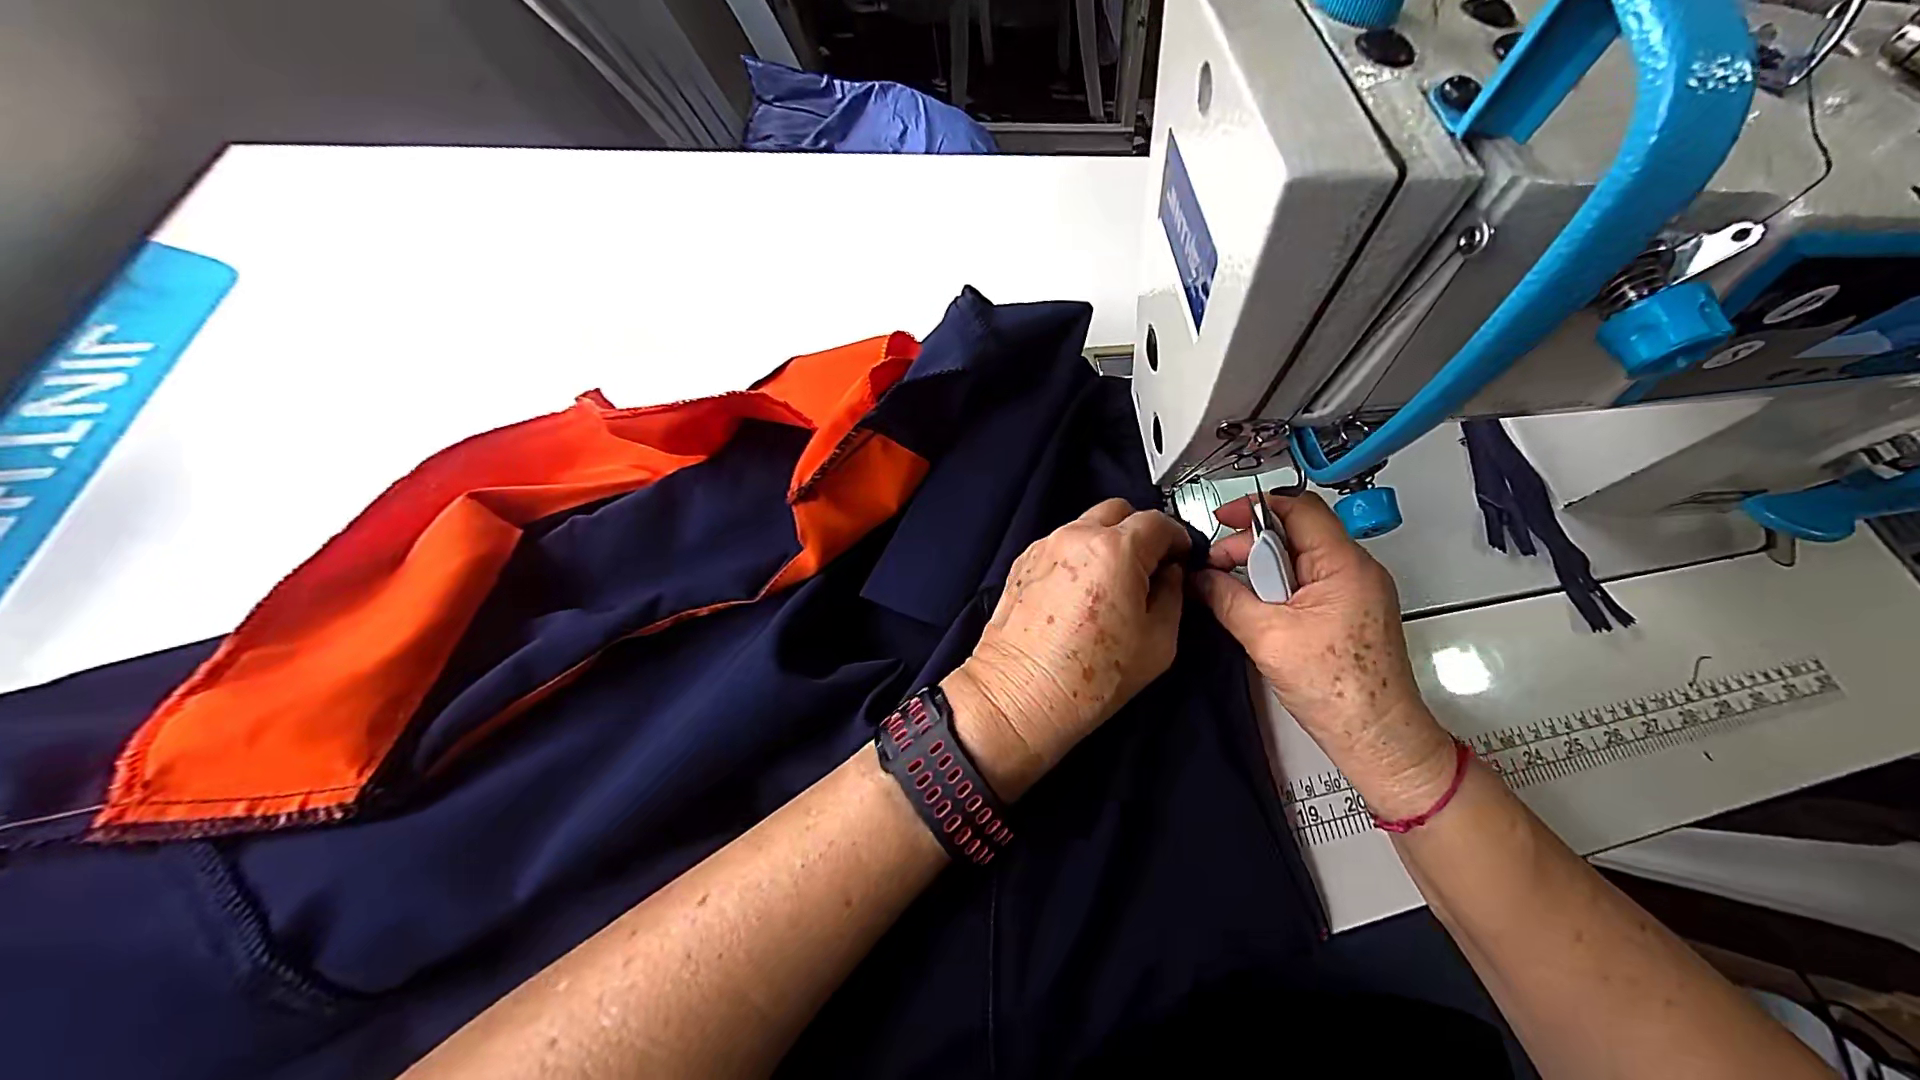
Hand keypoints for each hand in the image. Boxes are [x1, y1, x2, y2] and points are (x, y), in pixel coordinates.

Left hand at [943, 498, 1189, 799]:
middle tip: (1150, 566)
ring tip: (1113, 585)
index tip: (1179, 556)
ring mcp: (1045, 547)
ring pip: (1087, 525)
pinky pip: (1061, 544)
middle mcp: (1076, 538)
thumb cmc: (1086, 678)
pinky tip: (1082, 594)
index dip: (1176, 539)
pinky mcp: (1023, 562)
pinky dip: (1078, 556)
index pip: (1158, 522)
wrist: (1020, 696)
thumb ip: (1173, 595)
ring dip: (1107, 543)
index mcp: (1115, 550)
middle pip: (1119, 511)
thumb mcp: (1159, 642)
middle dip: (1141, 532)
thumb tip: (1170, 575)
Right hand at [1194, 492, 1454, 818]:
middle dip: (1249, 546)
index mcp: (1344, 566)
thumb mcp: (1265, 637)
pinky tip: (1256, 612)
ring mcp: (1353, 592)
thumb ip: (1226, 598)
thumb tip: (1200, 578)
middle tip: (1216, 568)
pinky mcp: (1346, 611)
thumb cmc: (1339, 691)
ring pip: (1297, 560)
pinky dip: (1275, 590)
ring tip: (1234, 596)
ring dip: (1260, 571)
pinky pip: (1304, 584)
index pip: (1299, 509)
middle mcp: (1355, 571)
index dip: (1255, 508)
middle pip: (1294, 534)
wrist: (1375, 735)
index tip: (1223, 518)